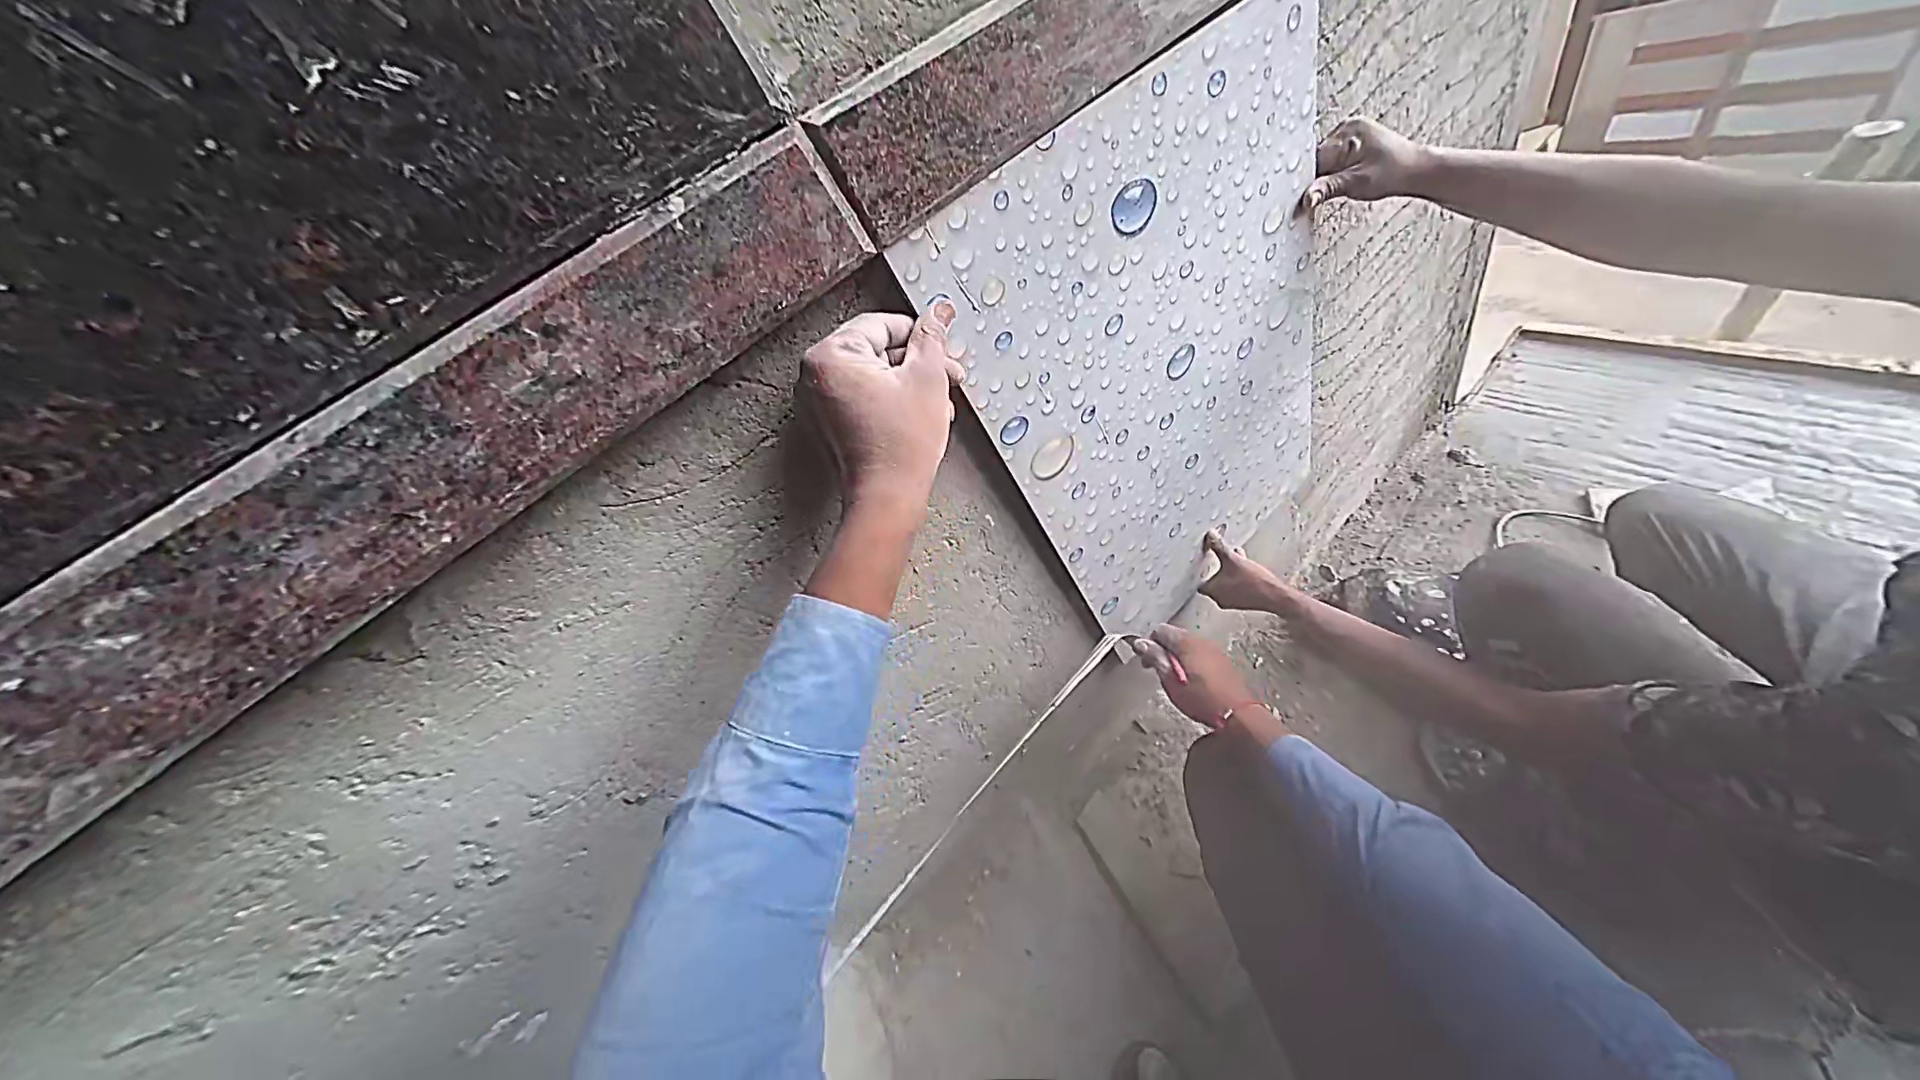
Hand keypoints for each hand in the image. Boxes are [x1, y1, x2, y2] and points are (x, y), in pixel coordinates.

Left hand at [800, 303, 964, 514]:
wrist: (887, 499)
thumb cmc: (900, 447)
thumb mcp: (927, 378)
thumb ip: (932, 337)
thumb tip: (937, 314)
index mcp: (830, 356)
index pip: (882, 324)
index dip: (920, 334)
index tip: (941, 343)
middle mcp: (815, 377)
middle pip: (876, 352)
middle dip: (917, 364)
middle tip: (947, 375)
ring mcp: (817, 404)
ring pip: (873, 378)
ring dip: (909, 385)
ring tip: (938, 402)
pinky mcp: (828, 427)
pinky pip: (862, 400)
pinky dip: (890, 403)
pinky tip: (919, 416)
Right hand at [1132, 624, 1263, 732]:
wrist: (1238, 714)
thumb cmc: (1201, 699)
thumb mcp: (1171, 681)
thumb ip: (1156, 658)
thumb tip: (1140, 643)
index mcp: (1187, 642)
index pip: (1160, 631)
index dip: (1149, 645)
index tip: (1147, 665)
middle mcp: (1201, 640)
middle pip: (1174, 636)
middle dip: (1163, 651)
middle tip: (1160, 673)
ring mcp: (1214, 649)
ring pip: (1187, 645)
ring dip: (1177, 657)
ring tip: (1176, 679)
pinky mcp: (1223, 661)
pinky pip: (1200, 653)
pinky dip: (1191, 661)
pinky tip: (1192, 680)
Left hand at [1197, 529, 1292, 611]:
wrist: (1275, 596)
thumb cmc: (1252, 581)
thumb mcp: (1233, 559)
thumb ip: (1218, 546)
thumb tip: (1210, 534)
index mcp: (1211, 590)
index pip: (1196, 580)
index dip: (1199, 569)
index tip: (1202, 559)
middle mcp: (1218, 598)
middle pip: (1212, 580)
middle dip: (1217, 566)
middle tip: (1219, 556)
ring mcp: (1230, 602)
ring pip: (1224, 582)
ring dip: (1228, 569)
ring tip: (1235, 556)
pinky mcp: (1242, 602)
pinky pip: (1235, 586)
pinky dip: (1236, 576)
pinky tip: (1245, 565)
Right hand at [1302, 117, 1433, 211]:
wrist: (1414, 168)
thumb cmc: (1393, 173)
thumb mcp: (1356, 183)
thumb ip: (1327, 189)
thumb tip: (1306, 198)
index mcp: (1348, 134)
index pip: (1313, 160)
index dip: (1309, 180)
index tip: (1308, 195)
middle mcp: (1347, 128)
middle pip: (1316, 159)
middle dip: (1317, 177)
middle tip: (1332, 188)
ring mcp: (1349, 131)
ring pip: (1322, 159)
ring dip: (1324, 174)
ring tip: (1342, 181)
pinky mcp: (1351, 139)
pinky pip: (1330, 156)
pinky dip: (1331, 170)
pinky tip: (1342, 175)